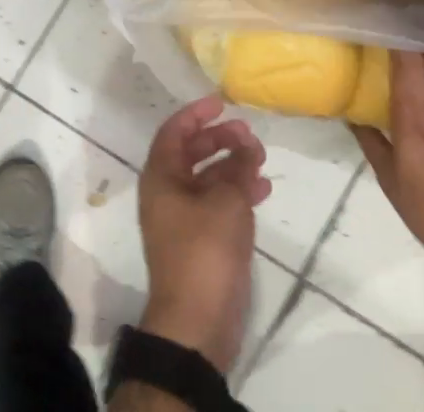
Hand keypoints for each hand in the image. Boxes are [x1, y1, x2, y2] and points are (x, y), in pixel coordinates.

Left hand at [135, 95, 271, 372]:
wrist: (197, 319)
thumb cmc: (205, 250)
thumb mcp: (227, 202)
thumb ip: (238, 168)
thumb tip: (247, 145)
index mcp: (160, 178)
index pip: (173, 132)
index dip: (196, 114)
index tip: (222, 103)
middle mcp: (166, 193)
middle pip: (190, 153)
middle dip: (219, 139)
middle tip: (248, 133)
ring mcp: (182, 219)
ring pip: (206, 179)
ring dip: (232, 165)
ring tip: (261, 158)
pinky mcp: (200, 240)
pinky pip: (216, 204)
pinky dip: (237, 192)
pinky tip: (263, 189)